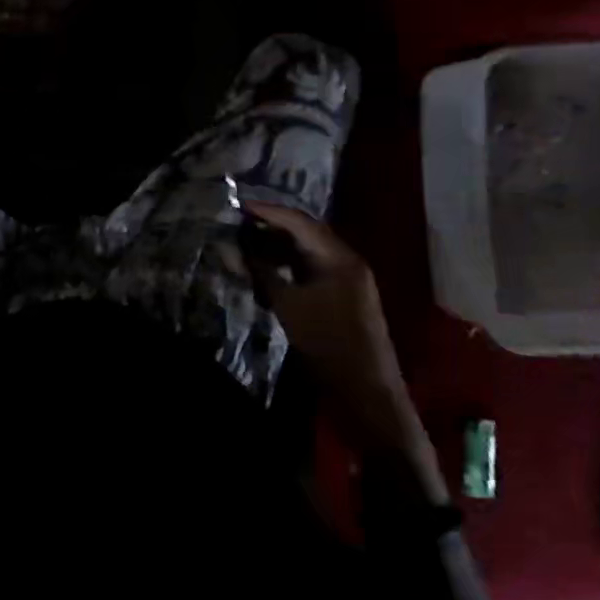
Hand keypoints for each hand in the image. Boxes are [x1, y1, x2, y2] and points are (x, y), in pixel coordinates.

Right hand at [243, 201, 448, 505]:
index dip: (268, 212)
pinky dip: (287, 266)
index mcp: (339, 258)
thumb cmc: (328, 344)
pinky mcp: (341, 296)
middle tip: (238, 223)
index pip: (299, 222)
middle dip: (271, 226)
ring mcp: (346, 279)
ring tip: (245, 244)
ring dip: (277, 247)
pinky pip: (310, 270)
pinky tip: (264, 271)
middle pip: (305, 233)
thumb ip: (261, 273)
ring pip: (306, 252)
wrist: (367, 392)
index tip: (238, 206)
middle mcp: (346, 261)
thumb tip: (233, 248)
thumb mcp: (288, 306)